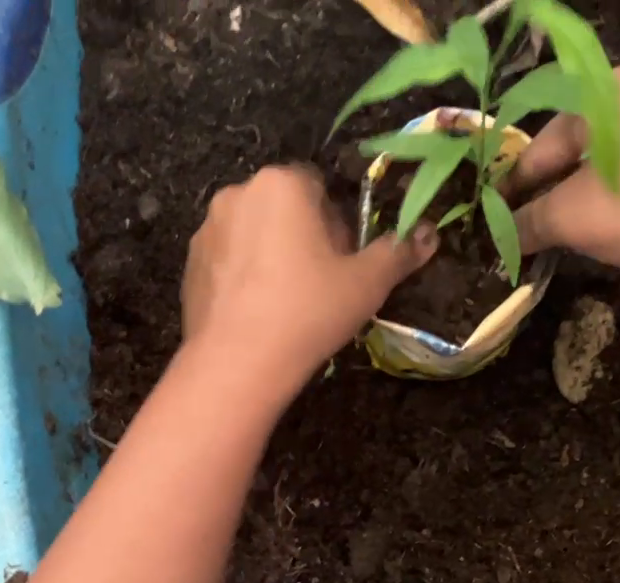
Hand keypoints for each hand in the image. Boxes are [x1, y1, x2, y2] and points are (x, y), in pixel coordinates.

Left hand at [181, 165, 436, 388]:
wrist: (239, 363)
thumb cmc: (309, 312)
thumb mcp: (366, 284)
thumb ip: (398, 253)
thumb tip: (428, 235)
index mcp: (282, 184)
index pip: (320, 186)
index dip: (338, 223)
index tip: (345, 261)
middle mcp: (238, 194)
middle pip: (284, 208)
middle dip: (304, 238)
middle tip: (322, 286)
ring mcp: (208, 230)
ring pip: (254, 235)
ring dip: (273, 257)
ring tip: (288, 305)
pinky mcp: (190, 267)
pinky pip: (228, 263)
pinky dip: (245, 279)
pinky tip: (260, 315)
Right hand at [506, 67, 619, 284]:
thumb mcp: (567, 216)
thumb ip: (527, 222)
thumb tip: (502, 235)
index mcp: (606, 91)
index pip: (542, 142)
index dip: (515, 184)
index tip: (497, 216)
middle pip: (577, 148)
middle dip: (550, 190)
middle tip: (529, 228)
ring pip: (610, 162)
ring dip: (581, 198)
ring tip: (565, 234)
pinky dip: (617, 200)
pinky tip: (610, 229)